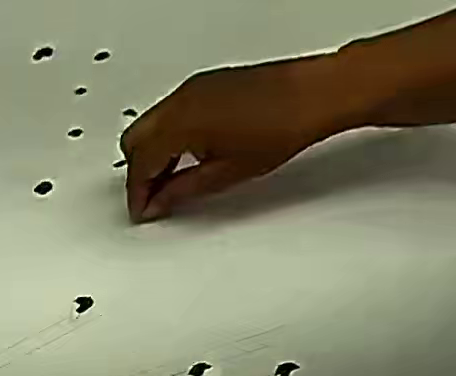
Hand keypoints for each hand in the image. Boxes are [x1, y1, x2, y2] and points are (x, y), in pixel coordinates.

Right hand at [121, 54, 359, 222]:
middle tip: (150, 197)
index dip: (138, 195)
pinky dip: (165, 137)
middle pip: (134, 143)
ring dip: (150, 155)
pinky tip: (182, 156)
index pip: (140, 165)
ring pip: (148, 127)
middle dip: (138, 173)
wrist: (320, 93)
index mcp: (180, 123)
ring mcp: (193, 89)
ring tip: (168, 180)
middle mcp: (181, 101)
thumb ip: (179, 191)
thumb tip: (157, 203)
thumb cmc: (283, 125)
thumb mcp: (221, 174)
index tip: (142, 211)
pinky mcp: (206, 85)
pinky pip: (167, 114)